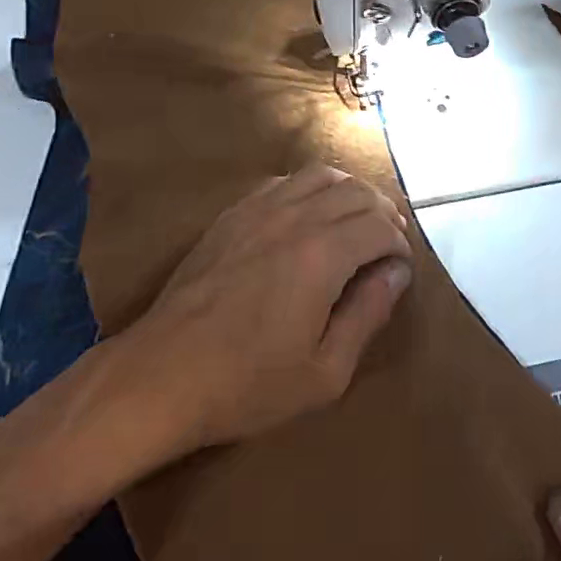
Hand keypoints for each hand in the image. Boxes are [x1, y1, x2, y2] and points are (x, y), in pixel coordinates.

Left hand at [104, 164, 413, 454]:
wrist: (160, 377)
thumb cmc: (246, 384)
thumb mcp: (325, 371)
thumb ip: (368, 314)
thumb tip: (396, 273)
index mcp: (323, 254)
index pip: (381, 226)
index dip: (400, 245)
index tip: (398, 271)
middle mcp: (295, 218)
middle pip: (357, 191)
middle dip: (383, 213)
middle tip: (386, 246)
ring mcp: (259, 210)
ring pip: (320, 176)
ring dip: (349, 193)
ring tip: (355, 223)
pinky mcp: (232, 215)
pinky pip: (284, 182)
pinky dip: (310, 190)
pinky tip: (308, 218)